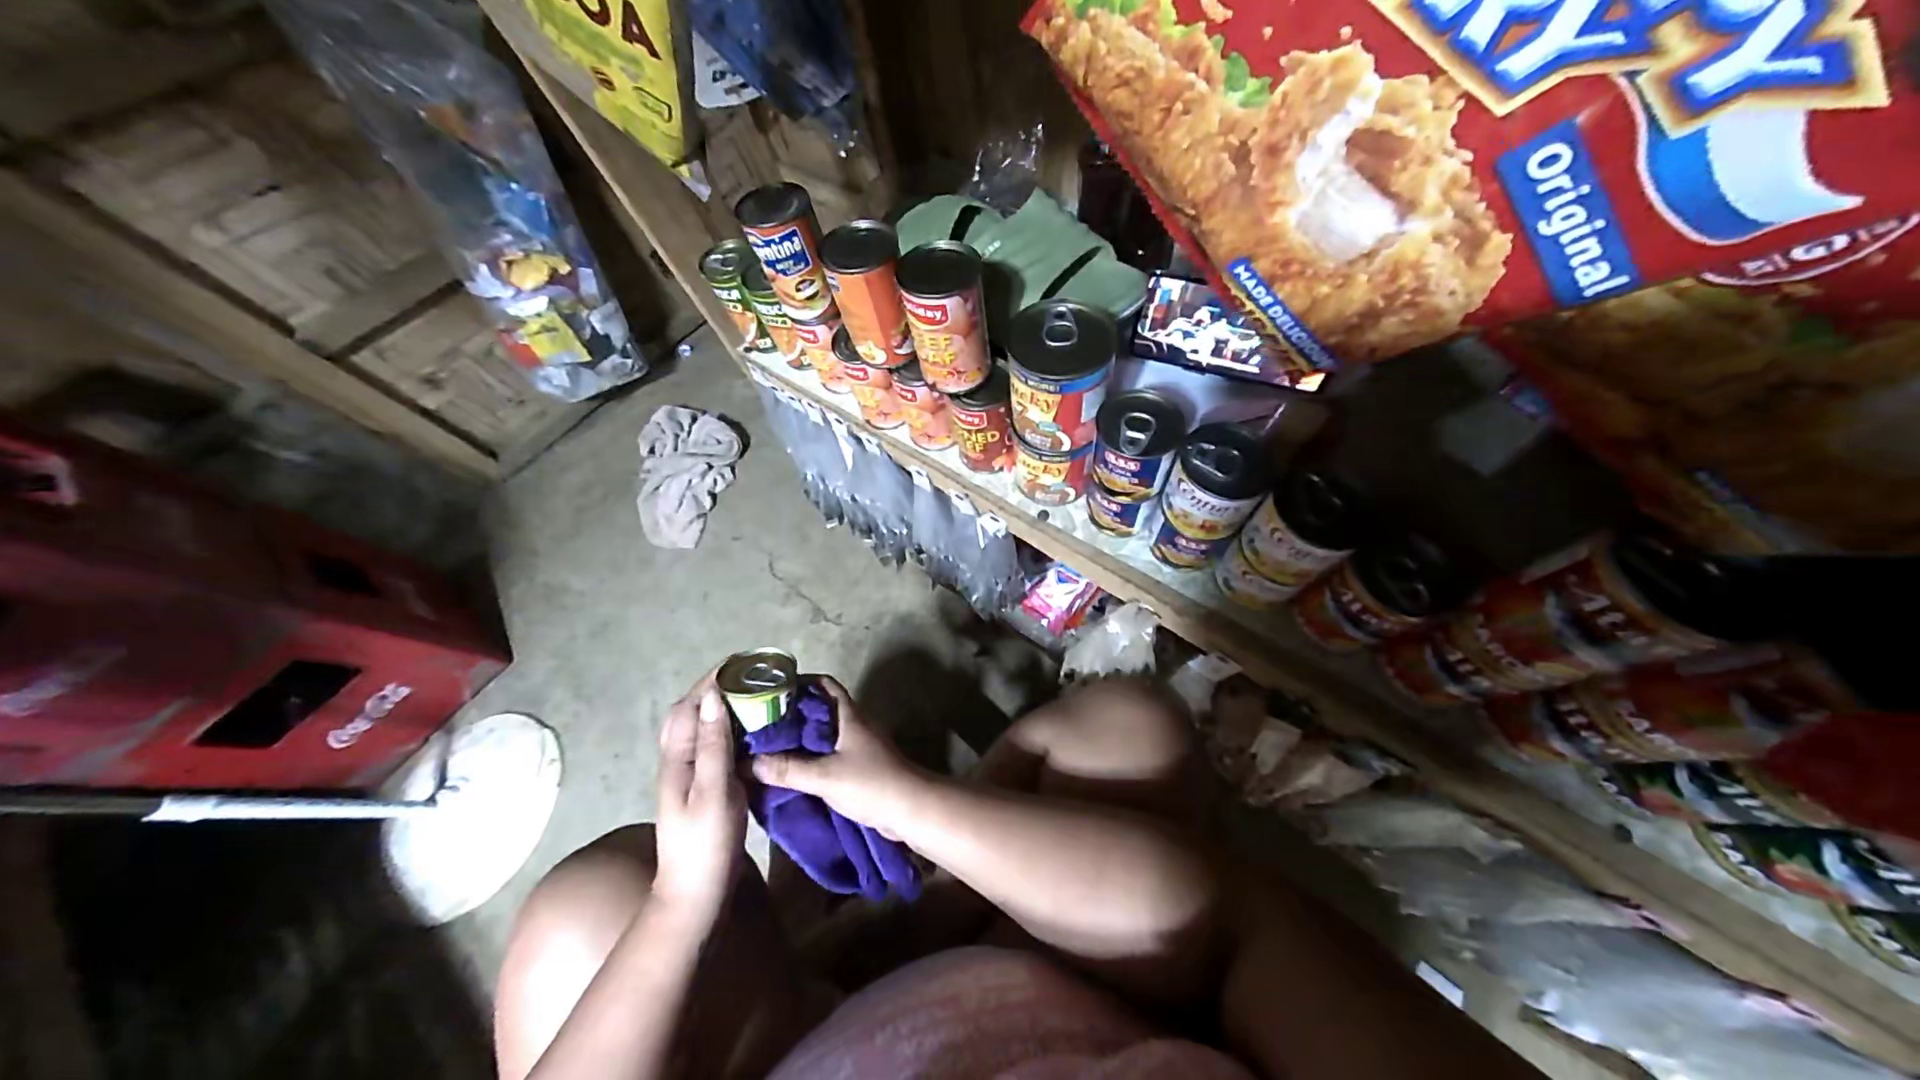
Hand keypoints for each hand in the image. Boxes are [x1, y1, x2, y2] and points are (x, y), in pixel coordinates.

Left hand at [651, 672, 746, 921]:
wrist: (694, 895)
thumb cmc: (705, 843)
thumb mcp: (713, 791)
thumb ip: (712, 744)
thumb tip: (711, 697)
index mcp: (677, 759)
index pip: (689, 705)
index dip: (712, 680)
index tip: (741, 663)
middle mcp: (678, 762)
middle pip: (690, 713)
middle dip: (716, 688)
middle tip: (752, 676)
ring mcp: (688, 776)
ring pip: (700, 729)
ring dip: (721, 707)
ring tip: (754, 695)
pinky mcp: (702, 788)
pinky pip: (712, 745)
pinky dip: (728, 729)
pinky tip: (750, 733)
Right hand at [750, 675, 926, 838]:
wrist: (911, 810)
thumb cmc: (872, 784)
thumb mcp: (825, 777)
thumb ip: (788, 769)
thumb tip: (748, 762)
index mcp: (850, 715)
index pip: (825, 685)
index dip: (801, 682)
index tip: (773, 689)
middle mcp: (855, 725)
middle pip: (822, 709)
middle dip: (794, 713)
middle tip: (762, 723)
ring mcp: (860, 746)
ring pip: (826, 734)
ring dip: (802, 738)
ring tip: (770, 747)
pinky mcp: (861, 767)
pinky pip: (830, 755)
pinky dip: (812, 758)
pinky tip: (792, 771)